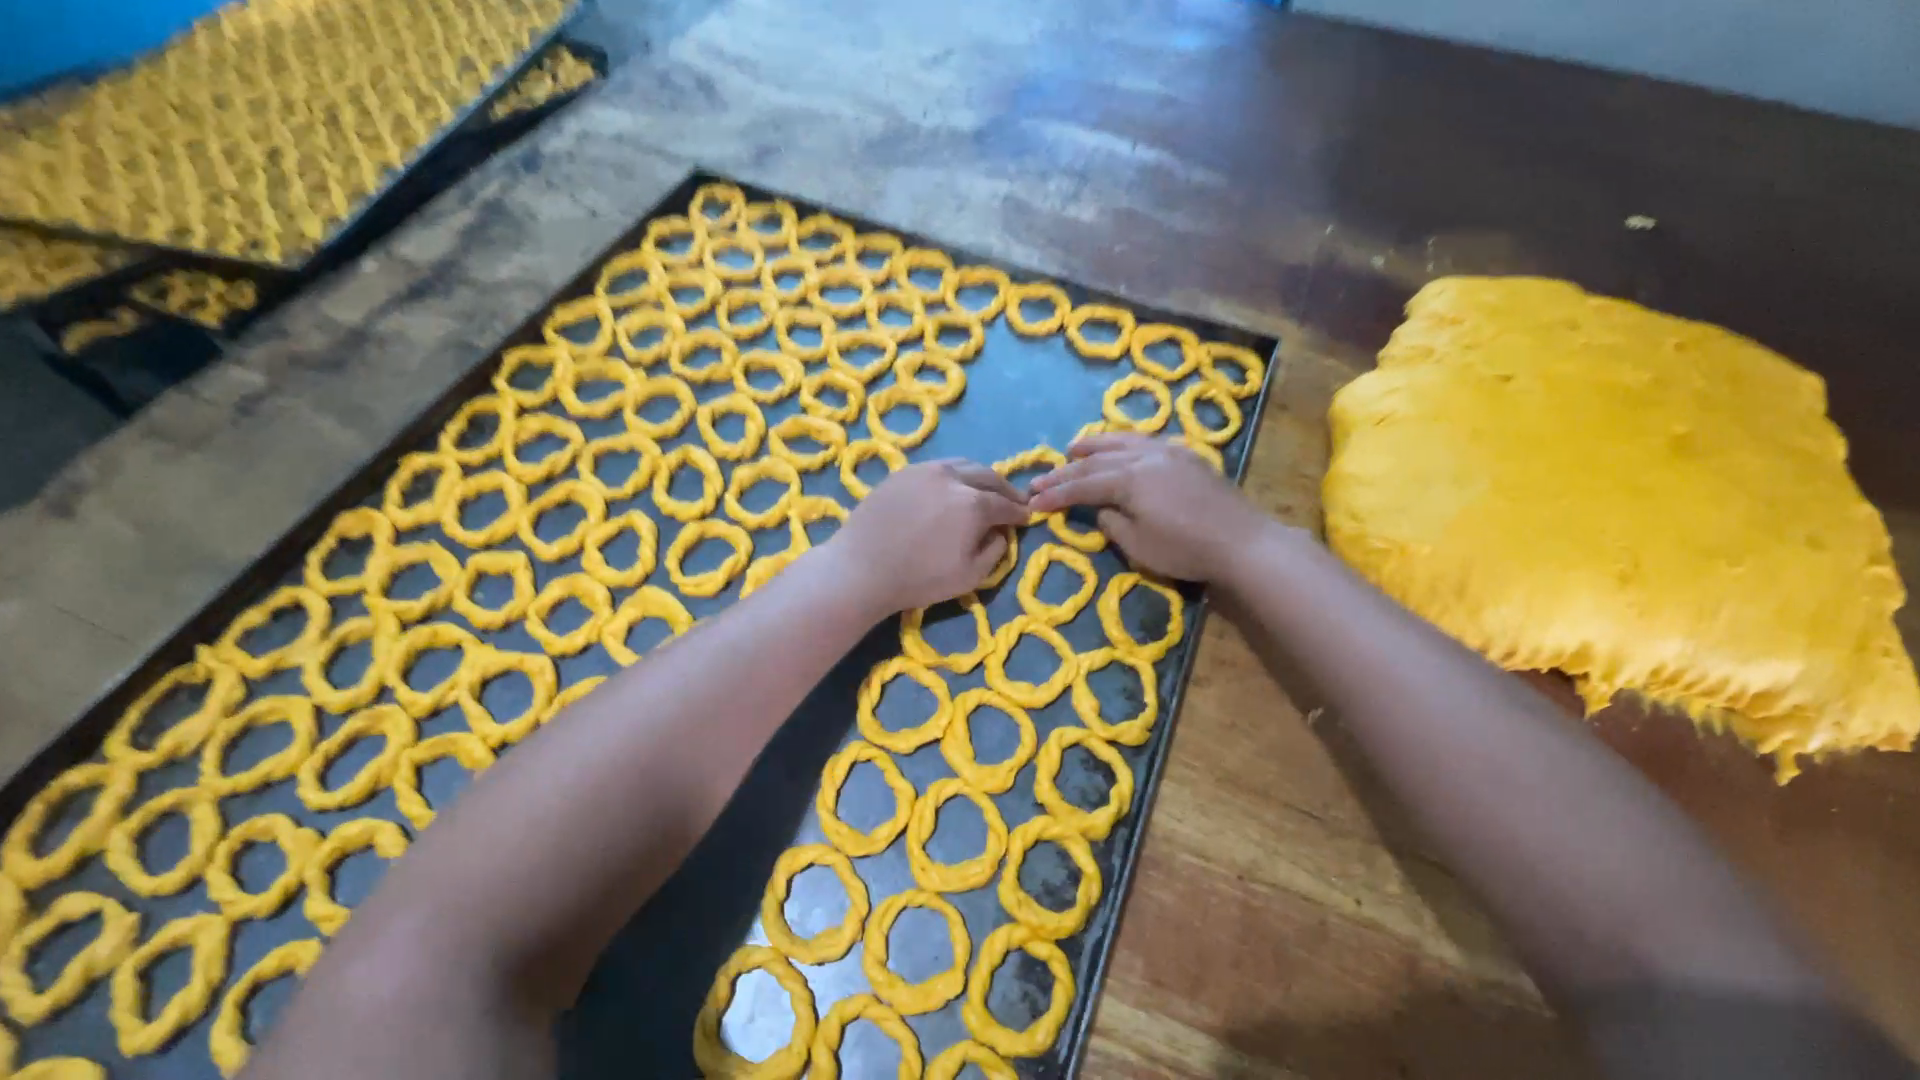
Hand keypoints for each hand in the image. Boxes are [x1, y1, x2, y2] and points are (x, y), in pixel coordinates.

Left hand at [829, 459, 1031, 612]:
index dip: (1019, 512)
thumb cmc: (919, 579)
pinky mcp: (902, 472)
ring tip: (985, 490)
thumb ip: (995, 551)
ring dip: (981, 476)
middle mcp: (953, 477)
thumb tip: (1000, 532)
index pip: (1006, 504)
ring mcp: (925, 470)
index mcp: (974, 503)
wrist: (861, 569)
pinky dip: (954, 474)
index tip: (1026, 518)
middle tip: (1013, 500)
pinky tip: (952, 488)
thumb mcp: (970, 576)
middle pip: (989, 476)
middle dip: (1005, 489)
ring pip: (963, 464)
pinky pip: (938, 467)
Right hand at [1028, 434, 1270, 581]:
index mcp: (1130, 479)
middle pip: (1097, 460)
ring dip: (1094, 445)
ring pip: (1123, 442)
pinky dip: (1123, 443)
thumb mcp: (1138, 546)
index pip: (1083, 484)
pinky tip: (1119, 448)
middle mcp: (1146, 456)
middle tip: (1040, 479)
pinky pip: (1145, 441)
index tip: (1032, 502)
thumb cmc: (1186, 549)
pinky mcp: (1187, 456)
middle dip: (1066, 471)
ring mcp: (1169, 452)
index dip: (1056, 494)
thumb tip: (1102, 510)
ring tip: (1073, 449)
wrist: (1243, 542)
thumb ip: (1112, 523)